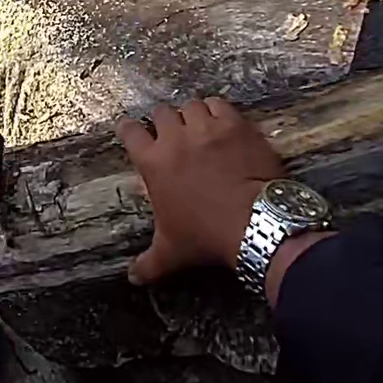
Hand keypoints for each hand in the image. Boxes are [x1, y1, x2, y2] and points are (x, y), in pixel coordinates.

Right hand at [115, 97, 286, 285]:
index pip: (130, 133)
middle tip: (170, 132)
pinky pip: (219, 103)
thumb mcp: (171, 252)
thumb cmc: (205, 235)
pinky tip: (220, 119)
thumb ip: (148, 263)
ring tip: (196, 124)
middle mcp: (175, 138)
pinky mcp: (234, 124)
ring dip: (190, 114)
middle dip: (163, 120)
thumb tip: (132, 278)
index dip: (128, 128)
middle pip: (161, 113)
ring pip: (190, 105)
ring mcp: (206, 127)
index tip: (128, 127)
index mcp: (153, 162)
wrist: (254, 222)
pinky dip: (216, 108)